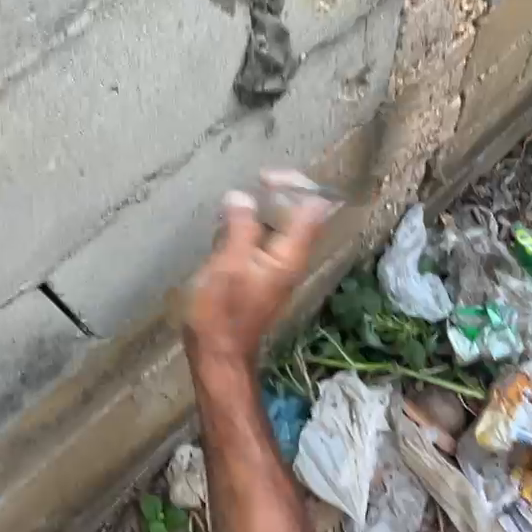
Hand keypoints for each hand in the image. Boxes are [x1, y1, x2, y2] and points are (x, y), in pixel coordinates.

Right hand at [185, 169, 334, 371]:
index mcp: (289, 255)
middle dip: (278, 193)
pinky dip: (249, 228)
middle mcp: (289, 259)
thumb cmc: (221, 312)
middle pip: (300, 214)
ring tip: (233, 204)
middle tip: (250, 183)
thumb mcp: (227, 264)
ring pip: (279, 227)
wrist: (218, 355)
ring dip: (261, 210)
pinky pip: (262, 241)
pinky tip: (225, 229)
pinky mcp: (259, 276)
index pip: (313, 208)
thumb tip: (241, 197)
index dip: (296, 184)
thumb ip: (239, 228)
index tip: (264, 177)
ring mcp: (275, 269)